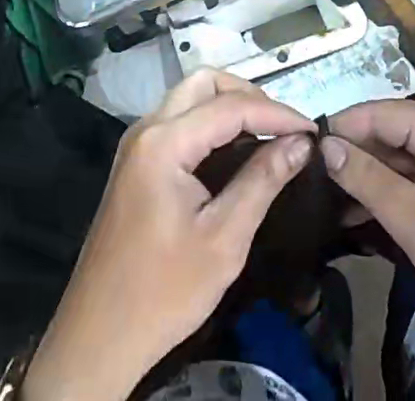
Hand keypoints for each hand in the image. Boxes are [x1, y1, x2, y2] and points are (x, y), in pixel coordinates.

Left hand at [21, 70, 314, 400]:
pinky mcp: (136, 160)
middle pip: (203, 82)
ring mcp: (137, 143)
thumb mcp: (224, 238)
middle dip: (248, 94)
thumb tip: (300, 143)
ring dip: (229, 104)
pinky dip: (210, 121)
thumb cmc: (165, 290)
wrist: (101, 331)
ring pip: (188, 96)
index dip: (277, 113)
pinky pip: (178, 119)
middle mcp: (146, 129)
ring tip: (268, 134)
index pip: (229, 106)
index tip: (314, 130)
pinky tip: (236, 148)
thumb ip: (262, 181)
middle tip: (284, 128)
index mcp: (163, 143)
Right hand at [322, 101, 414, 399]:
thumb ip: (372, 182)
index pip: (378, 113)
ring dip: (367, 180)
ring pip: (398, 157)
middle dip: (351, 157)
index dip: (338, 132)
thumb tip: (324, 146)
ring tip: (323, 204)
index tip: (298, 156)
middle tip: (307, 187)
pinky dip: (389, 196)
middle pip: (388, 132)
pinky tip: (357, 217)